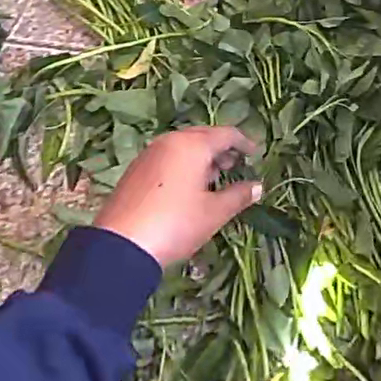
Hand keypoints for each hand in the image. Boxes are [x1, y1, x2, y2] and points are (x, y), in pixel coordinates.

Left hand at [94, 126, 262, 266]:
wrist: (121, 245)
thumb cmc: (176, 223)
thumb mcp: (213, 212)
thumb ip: (238, 196)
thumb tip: (258, 186)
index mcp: (193, 145)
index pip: (226, 134)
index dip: (244, 143)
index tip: (255, 155)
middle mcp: (170, 141)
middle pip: (203, 135)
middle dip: (221, 148)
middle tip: (235, 166)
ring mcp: (150, 153)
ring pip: (183, 146)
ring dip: (201, 157)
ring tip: (213, 178)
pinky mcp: (135, 169)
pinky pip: (167, 157)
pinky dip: (182, 164)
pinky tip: (186, 187)